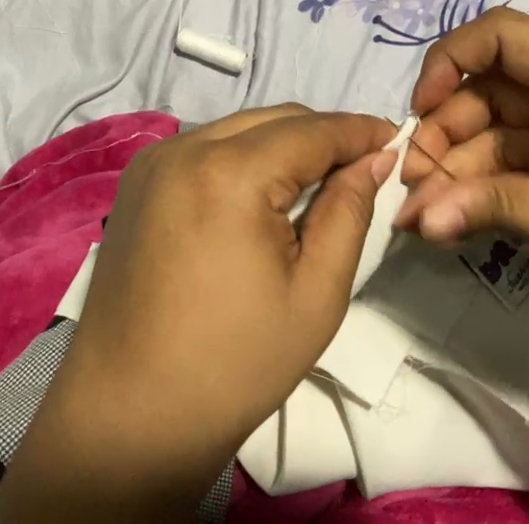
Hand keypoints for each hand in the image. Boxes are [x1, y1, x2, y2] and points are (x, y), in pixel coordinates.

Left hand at [0, 105, 396, 521]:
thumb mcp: (316, 293)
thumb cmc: (235, 363)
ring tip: (318, 181)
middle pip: (273, 119)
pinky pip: (204, 147)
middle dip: (323, 135)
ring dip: (282, 143)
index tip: (397, 139)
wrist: (131, 409)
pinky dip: (242, 156)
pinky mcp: (136, 180)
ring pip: (237, 128)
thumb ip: (349, 212)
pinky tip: (262, 193)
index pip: (312, 130)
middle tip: (363, 167)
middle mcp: (185, 149)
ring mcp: (153, 161)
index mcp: (229, 174)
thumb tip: (374, 158)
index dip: (359, 131)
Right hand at [395, 7, 528, 358]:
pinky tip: (469, 215)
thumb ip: (490, 208)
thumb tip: (415, 217)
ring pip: (517, 129)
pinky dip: (506, 182)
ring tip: (428, 217)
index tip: (418, 115)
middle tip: (412, 190)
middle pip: (503, 88)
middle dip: (450, 134)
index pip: (506, 35)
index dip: (450, 62)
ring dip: (471, 167)